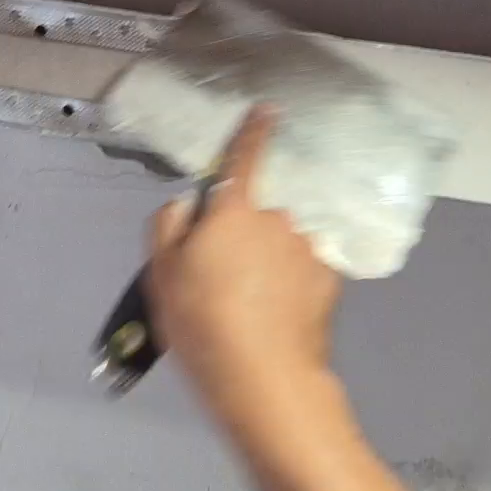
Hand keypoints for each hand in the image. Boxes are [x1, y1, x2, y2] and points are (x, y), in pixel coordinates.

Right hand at [145, 107, 342, 420]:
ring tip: (255, 303)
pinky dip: (293, 281)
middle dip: (245, 231)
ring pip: (282, 242)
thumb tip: (187, 202)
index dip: (255, 131)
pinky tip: (280, 313)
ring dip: (271, 258)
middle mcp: (277, 219)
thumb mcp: (161, 273)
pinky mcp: (329, 280)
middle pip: (258, 212)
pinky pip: (304, 268)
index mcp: (235, 210)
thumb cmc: (204, 321)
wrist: (265, 381)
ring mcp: (307, 249)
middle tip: (226, 276)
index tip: (268, 109)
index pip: (244, 157)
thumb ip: (168, 224)